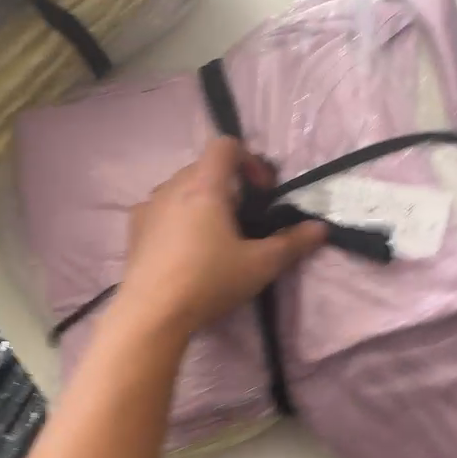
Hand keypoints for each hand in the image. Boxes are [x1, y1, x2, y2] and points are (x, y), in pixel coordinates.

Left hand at [105, 136, 327, 341]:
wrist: (153, 311)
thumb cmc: (210, 281)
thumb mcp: (260, 266)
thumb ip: (291, 244)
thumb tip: (320, 229)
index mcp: (205, 186)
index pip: (226, 146)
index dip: (251, 161)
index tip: (264, 193)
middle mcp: (173, 185)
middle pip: (205, 168)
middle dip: (230, 186)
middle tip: (247, 221)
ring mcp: (150, 205)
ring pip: (182, 189)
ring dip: (204, 203)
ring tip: (217, 238)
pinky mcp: (136, 227)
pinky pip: (164, 210)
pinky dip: (181, 219)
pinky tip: (188, 251)